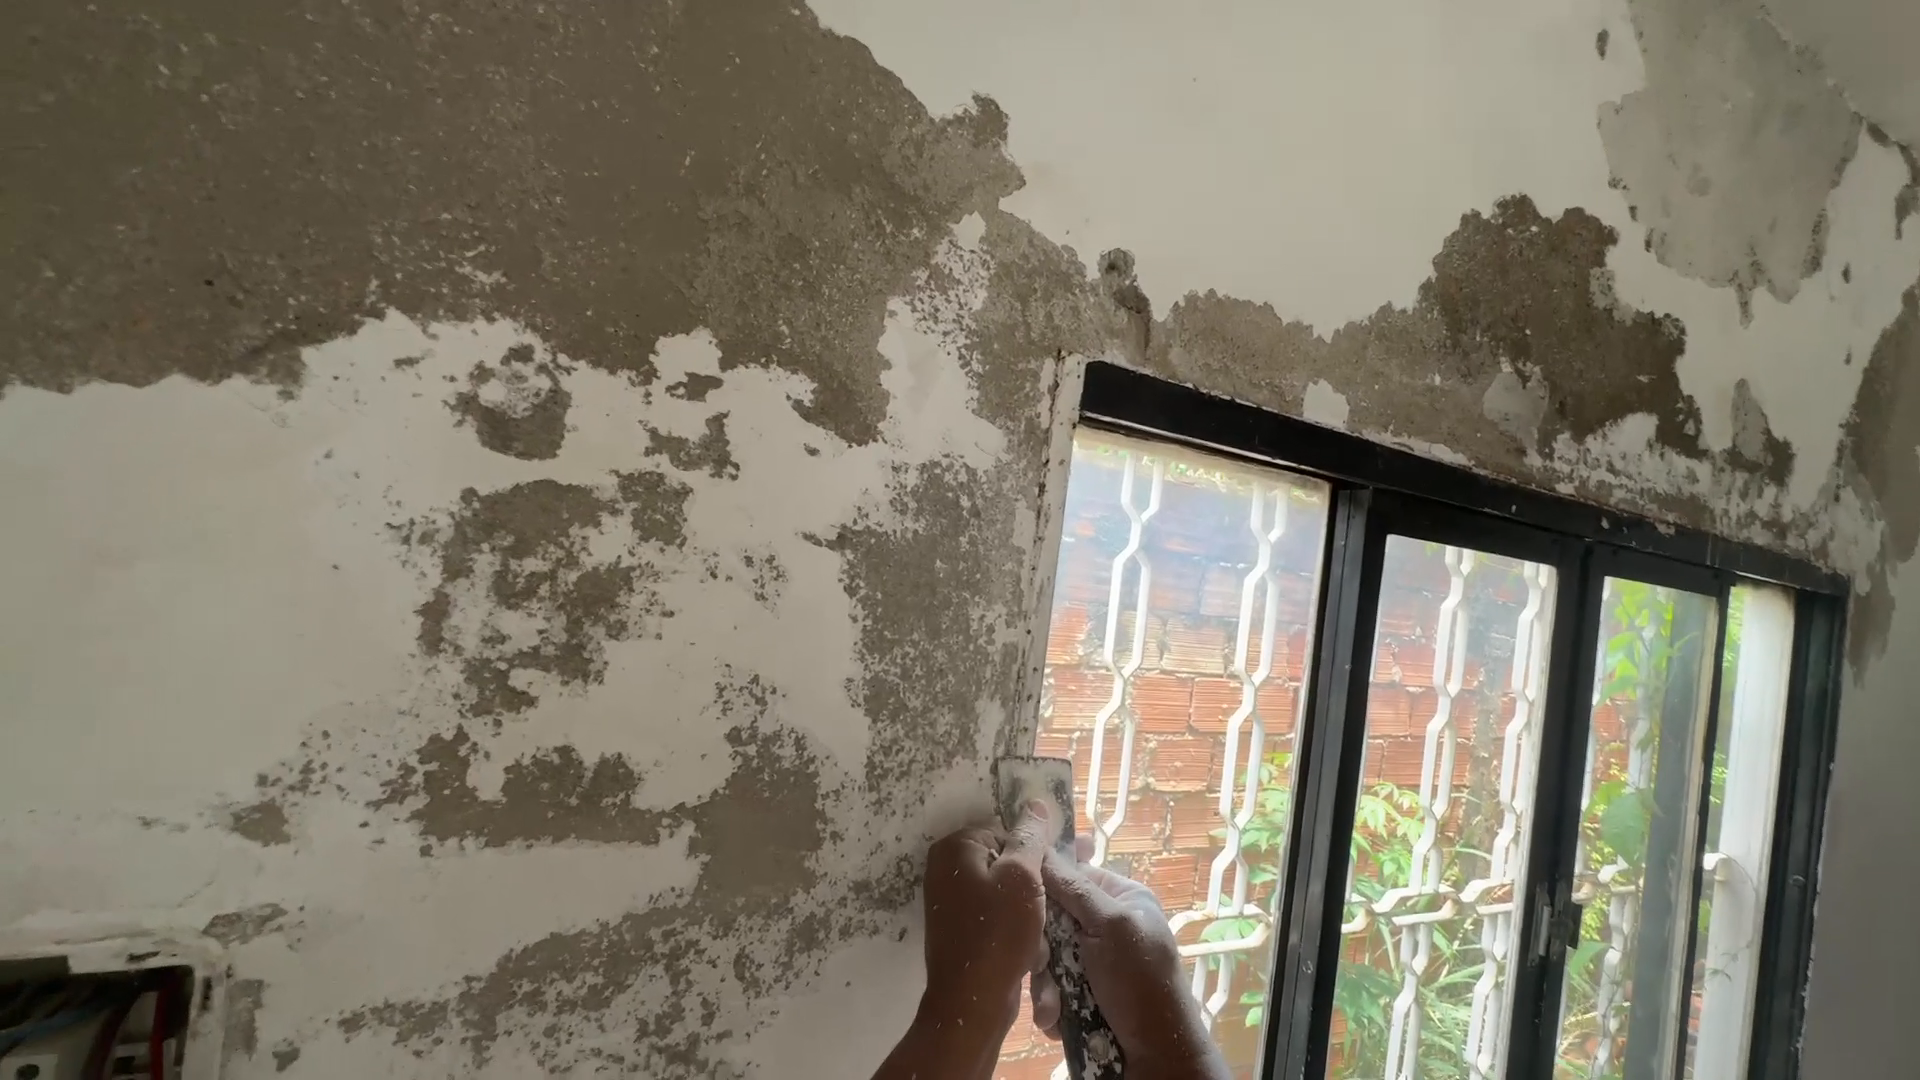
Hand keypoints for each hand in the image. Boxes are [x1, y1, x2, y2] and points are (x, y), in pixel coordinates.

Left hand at [918, 800, 1055, 1030]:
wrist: (971, 1004)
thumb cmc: (997, 933)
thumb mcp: (1021, 877)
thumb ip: (1029, 838)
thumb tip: (1035, 804)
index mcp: (955, 848)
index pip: (1005, 834)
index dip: (1038, 850)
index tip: (1070, 863)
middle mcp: (946, 869)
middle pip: (1006, 864)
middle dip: (1037, 884)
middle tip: (1064, 898)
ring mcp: (951, 902)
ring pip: (1006, 895)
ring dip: (1030, 913)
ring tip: (1045, 933)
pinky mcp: (961, 931)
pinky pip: (998, 919)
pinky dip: (1017, 931)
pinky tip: (1033, 949)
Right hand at [1040, 854, 1230, 1079]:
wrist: (1158, 1061)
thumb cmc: (1141, 982)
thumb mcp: (1112, 925)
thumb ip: (1075, 888)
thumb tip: (1041, 846)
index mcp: (1121, 898)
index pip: (1073, 874)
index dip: (1048, 885)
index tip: (1025, 898)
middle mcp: (1107, 925)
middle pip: (1054, 918)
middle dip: (1044, 948)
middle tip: (1044, 965)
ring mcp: (1093, 962)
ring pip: (1048, 957)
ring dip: (1046, 985)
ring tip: (1053, 1007)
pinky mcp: (1081, 994)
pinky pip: (1051, 987)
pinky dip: (1051, 1006)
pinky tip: (1056, 1019)